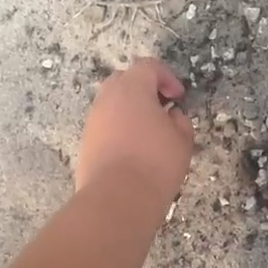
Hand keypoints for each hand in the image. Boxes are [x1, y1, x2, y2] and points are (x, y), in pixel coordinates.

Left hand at [75, 57, 194, 202]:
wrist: (116, 201)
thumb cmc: (155, 163)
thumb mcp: (182, 139)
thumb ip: (179, 120)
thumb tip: (171, 116)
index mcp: (133, 88)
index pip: (148, 66)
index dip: (167, 77)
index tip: (178, 97)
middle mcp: (108, 99)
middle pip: (125, 80)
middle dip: (145, 89)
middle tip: (162, 108)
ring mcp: (93, 121)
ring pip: (112, 103)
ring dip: (131, 109)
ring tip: (149, 132)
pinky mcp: (85, 143)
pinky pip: (105, 124)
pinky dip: (119, 128)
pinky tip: (134, 149)